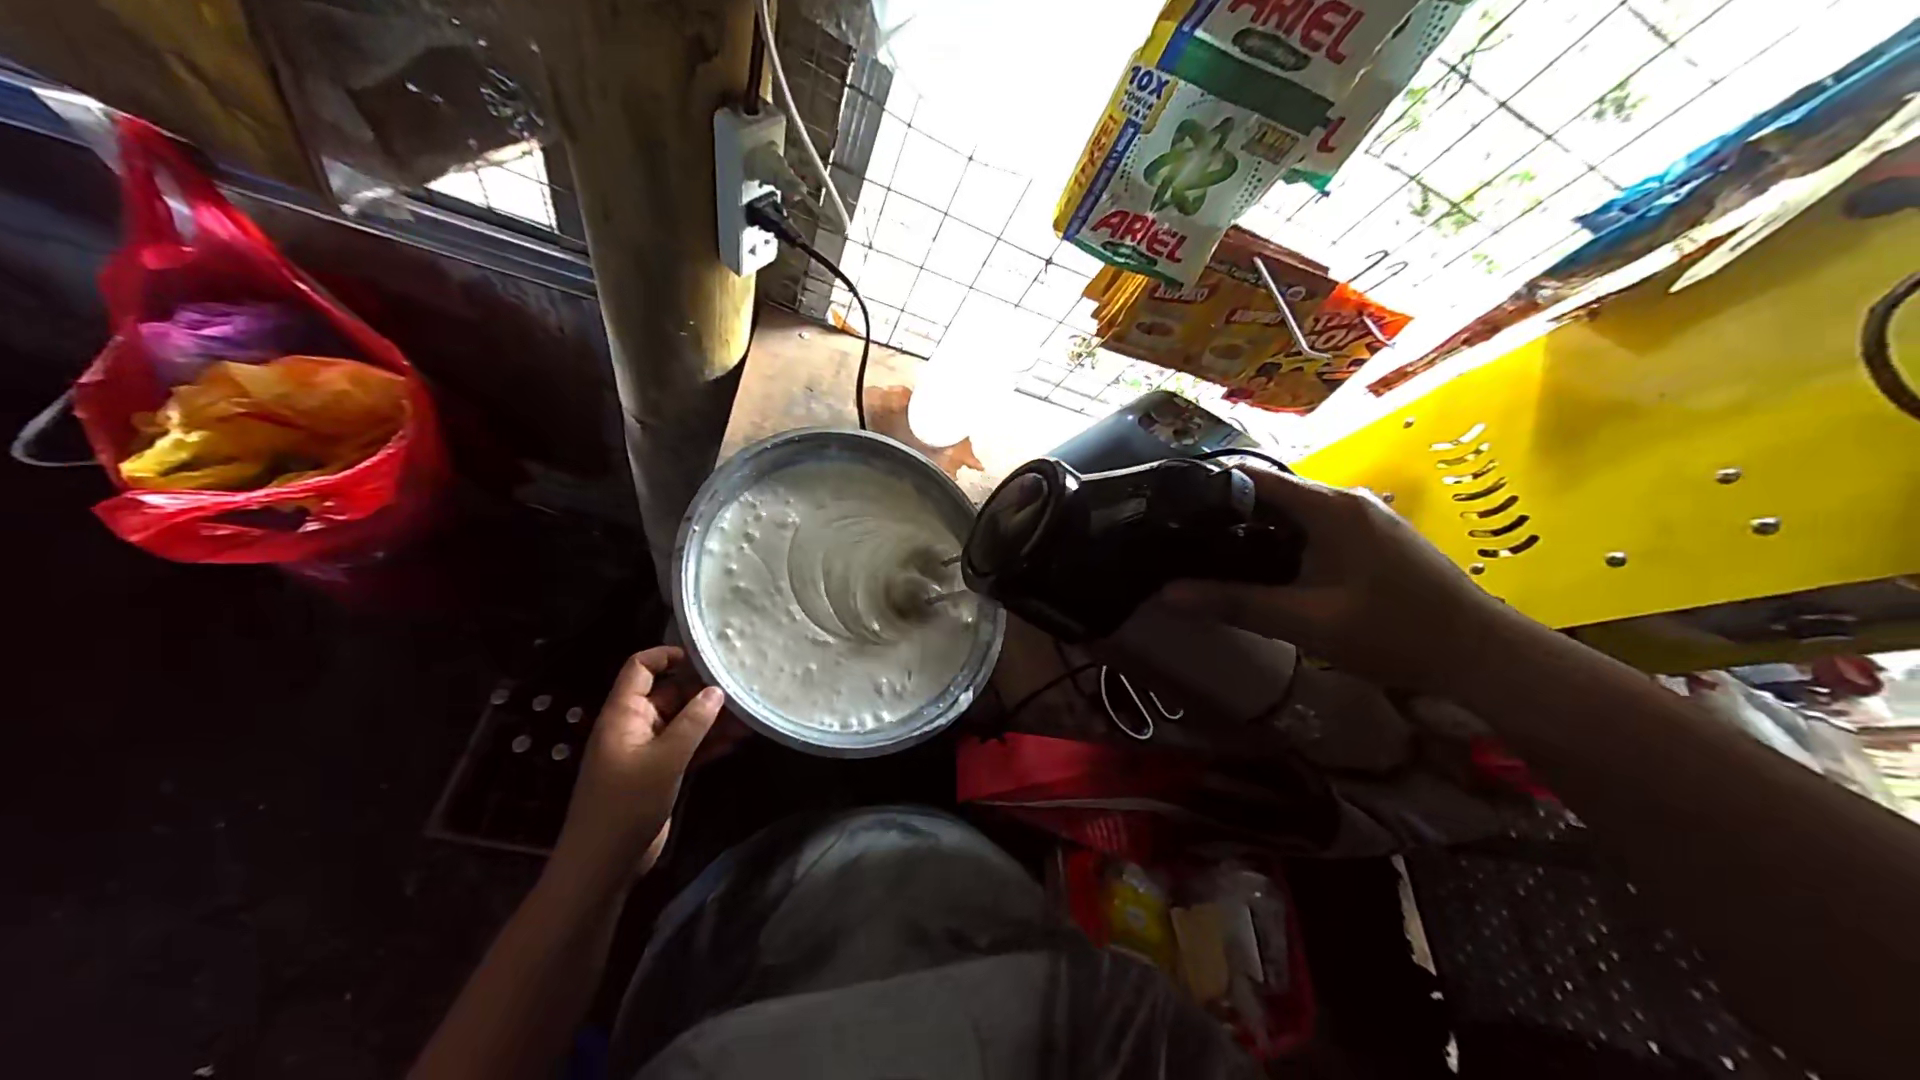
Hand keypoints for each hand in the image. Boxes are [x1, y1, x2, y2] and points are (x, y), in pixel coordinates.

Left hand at [551, 646, 724, 880]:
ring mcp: (648, 750)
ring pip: (684, 721)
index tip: (704, 657)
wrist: (603, 864)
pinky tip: (738, 740)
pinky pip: (689, 746)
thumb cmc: (626, 805)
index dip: (668, 655)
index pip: (640, 668)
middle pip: (670, 693)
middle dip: (704, 690)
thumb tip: (717, 691)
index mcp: (624, 714)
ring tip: (749, 716)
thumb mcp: (664, 760)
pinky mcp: (661, 772)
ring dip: (713, 719)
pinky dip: (710, 742)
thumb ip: (693, 722)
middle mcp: (635, 725)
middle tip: (742, 688)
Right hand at [1159, 466, 1517, 694]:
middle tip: (1184, 541)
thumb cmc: (1393, 632)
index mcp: (1329, 507)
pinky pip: (1314, 528)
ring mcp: (1364, 518)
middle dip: (1227, 514)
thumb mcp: (1306, 622)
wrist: (1480, 654)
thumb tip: (1167, 594)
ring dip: (1255, 531)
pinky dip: (1283, 542)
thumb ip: (1236, 604)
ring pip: (1292, 514)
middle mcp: (1346, 500)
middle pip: (1271, 494)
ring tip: (1213, 556)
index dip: (1209, 488)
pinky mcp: (1373, 539)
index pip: (1254, 476)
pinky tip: (1267, 571)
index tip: (1172, 511)